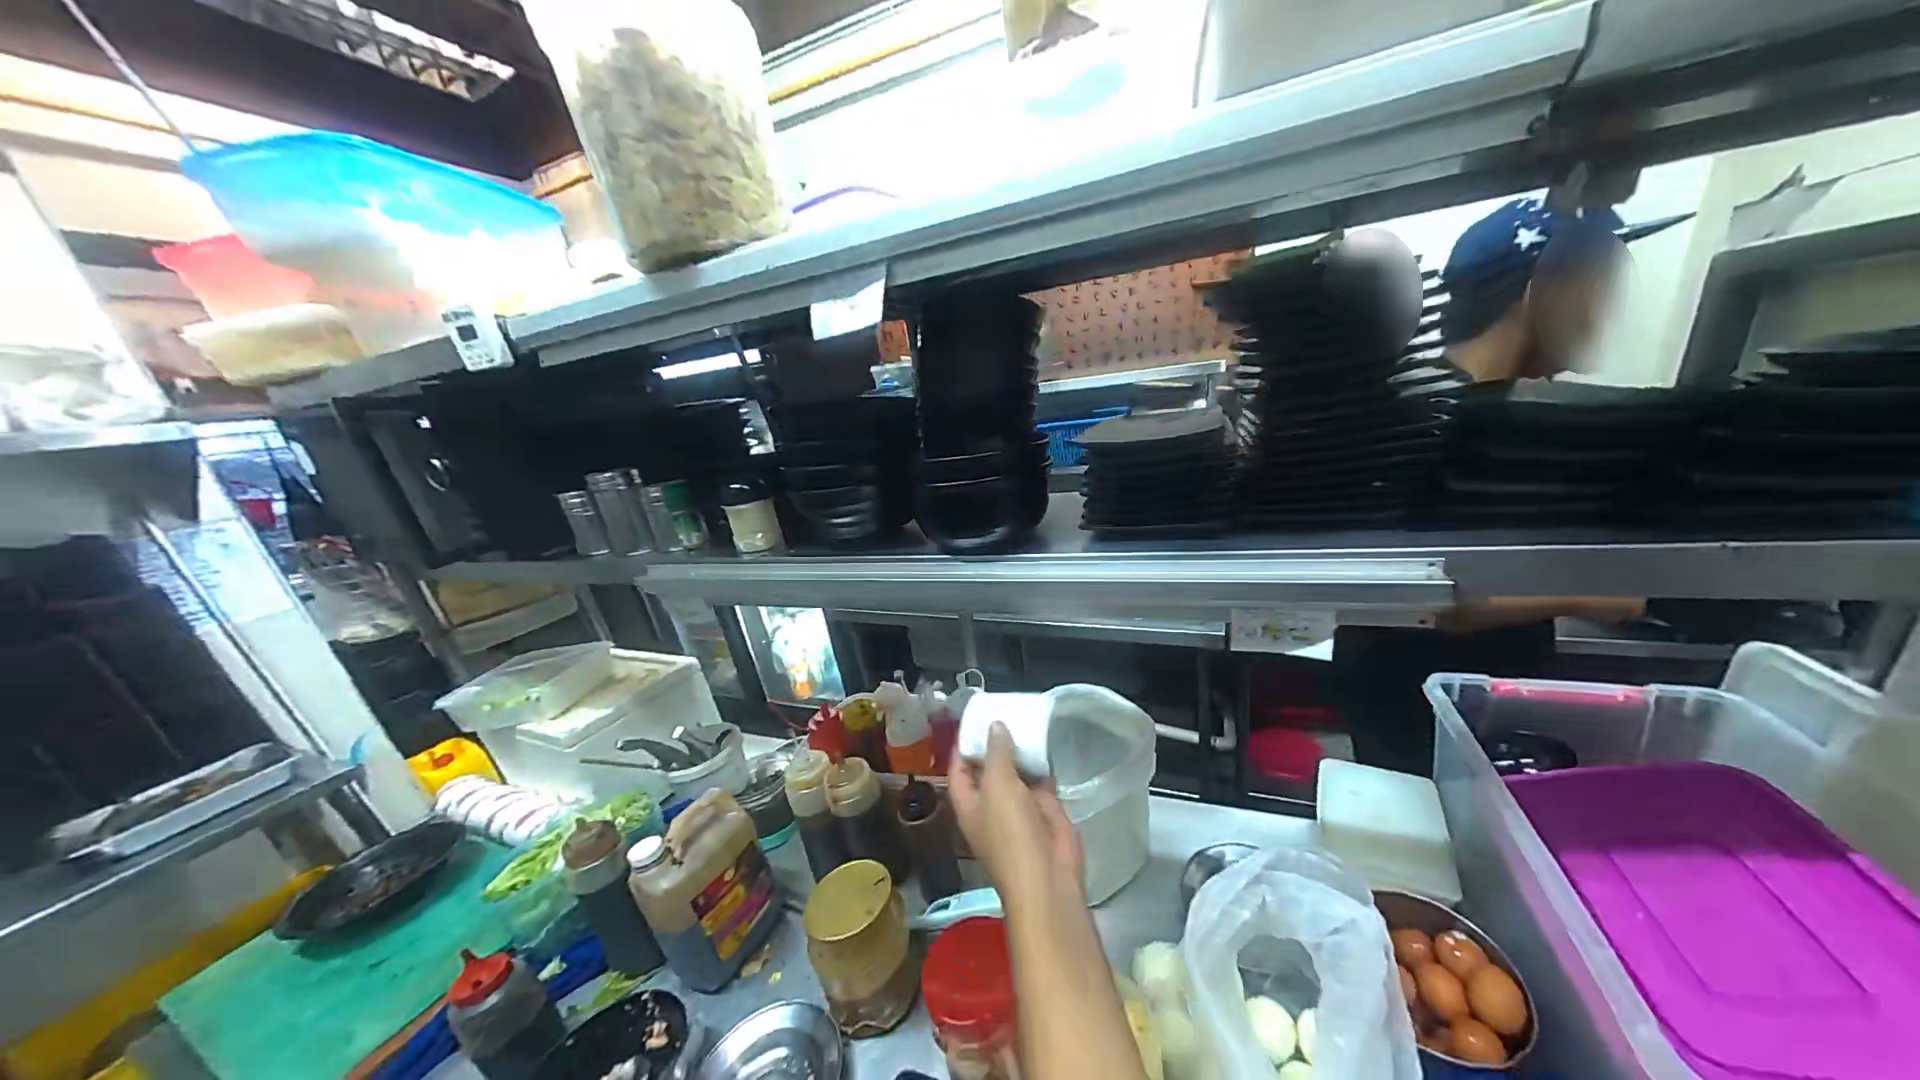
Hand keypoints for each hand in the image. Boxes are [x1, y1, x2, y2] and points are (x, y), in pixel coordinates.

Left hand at [948, 722, 1083, 909]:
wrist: (1048, 875)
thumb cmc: (1011, 832)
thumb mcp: (998, 786)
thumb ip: (997, 754)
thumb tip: (995, 727)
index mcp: (969, 803)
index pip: (959, 770)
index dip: (963, 747)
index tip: (974, 721)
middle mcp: (991, 805)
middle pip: (989, 769)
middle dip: (995, 744)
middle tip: (1005, 712)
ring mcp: (1019, 808)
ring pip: (1016, 773)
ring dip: (1021, 751)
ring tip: (1026, 719)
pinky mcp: (1044, 810)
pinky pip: (1041, 781)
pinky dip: (1044, 764)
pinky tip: (1047, 741)